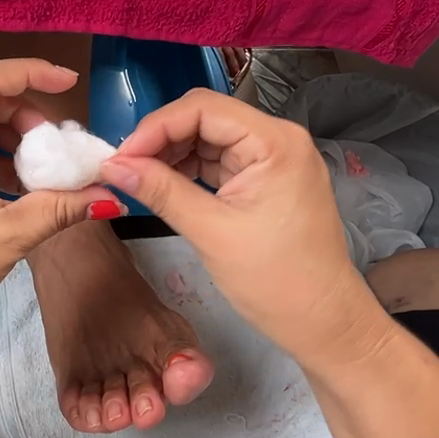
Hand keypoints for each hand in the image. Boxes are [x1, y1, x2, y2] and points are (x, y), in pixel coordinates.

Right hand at [99, 90, 386, 362]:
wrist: (327, 329)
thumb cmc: (278, 283)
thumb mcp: (211, 233)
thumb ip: (160, 191)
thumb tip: (111, 166)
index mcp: (275, 142)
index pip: (203, 108)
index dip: (156, 126)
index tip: (121, 156)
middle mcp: (277, 137)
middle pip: (205, 116)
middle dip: (161, 139)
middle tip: (124, 168)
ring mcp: (273, 157)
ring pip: (208, 136)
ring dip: (171, 153)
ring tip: (139, 178)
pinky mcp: (266, 177)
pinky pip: (219, 158)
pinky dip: (189, 168)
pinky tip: (164, 185)